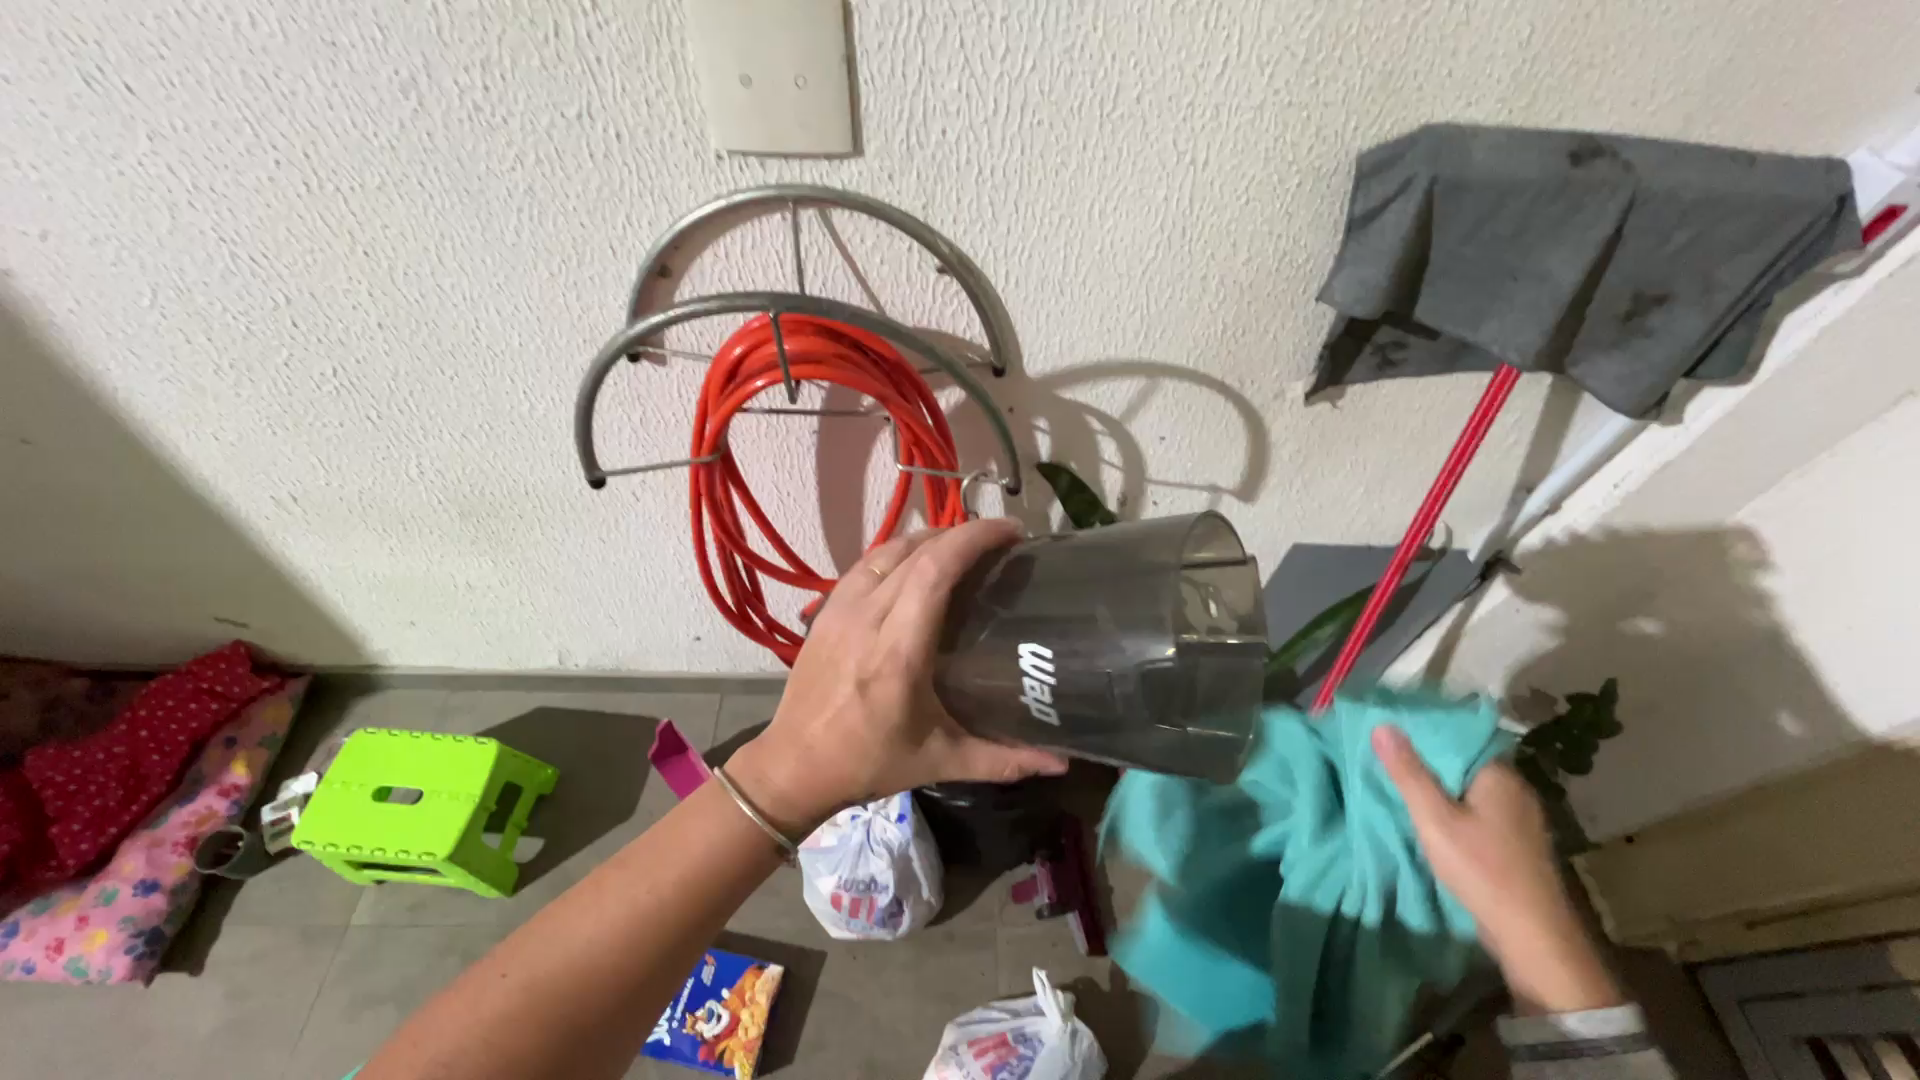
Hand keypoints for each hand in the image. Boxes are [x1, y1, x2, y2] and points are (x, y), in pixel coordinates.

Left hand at [725, 519, 1068, 837]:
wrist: (794, 766)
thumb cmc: (868, 763)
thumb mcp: (940, 762)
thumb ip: (1003, 761)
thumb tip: (1060, 762)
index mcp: (897, 651)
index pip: (935, 569)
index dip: (975, 539)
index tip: (1011, 533)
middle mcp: (867, 617)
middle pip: (917, 550)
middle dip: (963, 533)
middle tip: (1000, 540)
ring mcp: (840, 608)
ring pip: (889, 548)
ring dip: (930, 537)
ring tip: (964, 546)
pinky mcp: (826, 610)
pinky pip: (867, 563)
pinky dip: (899, 551)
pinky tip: (918, 562)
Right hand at [1373, 726, 1623, 1014]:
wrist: (1532, 934)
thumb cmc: (1481, 869)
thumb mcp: (1434, 819)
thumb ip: (1408, 773)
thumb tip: (1382, 726)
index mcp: (1500, 775)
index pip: (1458, 736)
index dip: (1423, 731)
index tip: (1390, 729)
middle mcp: (1516, 789)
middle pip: (1464, 761)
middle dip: (1428, 759)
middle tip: (1387, 755)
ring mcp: (1521, 817)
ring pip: (1471, 788)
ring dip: (1441, 785)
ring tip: (1402, 782)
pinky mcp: (1518, 841)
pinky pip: (1480, 809)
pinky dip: (1456, 807)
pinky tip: (1433, 815)